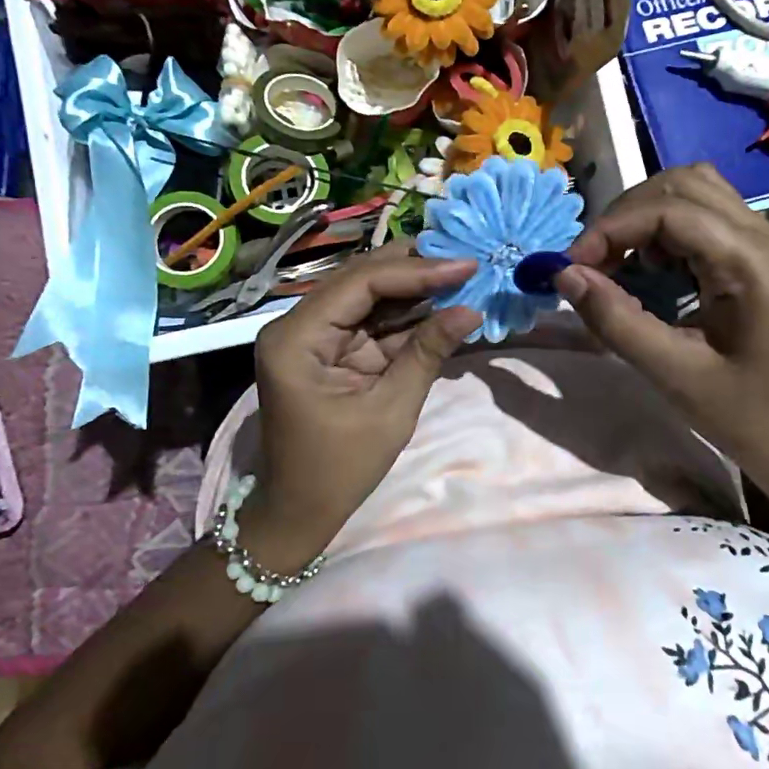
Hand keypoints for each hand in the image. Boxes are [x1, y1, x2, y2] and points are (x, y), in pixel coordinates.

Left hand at [250, 242, 480, 547]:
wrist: (301, 511)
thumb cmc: (340, 468)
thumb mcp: (391, 409)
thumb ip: (427, 352)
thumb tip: (472, 310)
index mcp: (296, 338)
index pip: (361, 284)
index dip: (417, 271)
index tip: (466, 264)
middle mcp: (297, 325)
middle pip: (361, 280)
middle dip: (416, 270)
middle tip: (466, 257)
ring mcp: (312, 335)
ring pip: (368, 296)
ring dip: (415, 288)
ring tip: (462, 272)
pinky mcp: (330, 349)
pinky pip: (371, 321)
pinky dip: (407, 315)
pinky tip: (442, 301)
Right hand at [556, 165, 768, 493]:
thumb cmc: (740, 414)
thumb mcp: (671, 372)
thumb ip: (615, 319)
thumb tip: (564, 275)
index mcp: (755, 264)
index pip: (673, 210)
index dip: (613, 228)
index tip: (574, 265)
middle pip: (686, 184)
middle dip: (628, 215)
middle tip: (594, 262)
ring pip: (697, 190)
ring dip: (647, 215)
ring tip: (624, 261)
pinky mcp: (762, 253)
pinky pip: (707, 214)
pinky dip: (667, 227)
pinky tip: (653, 266)